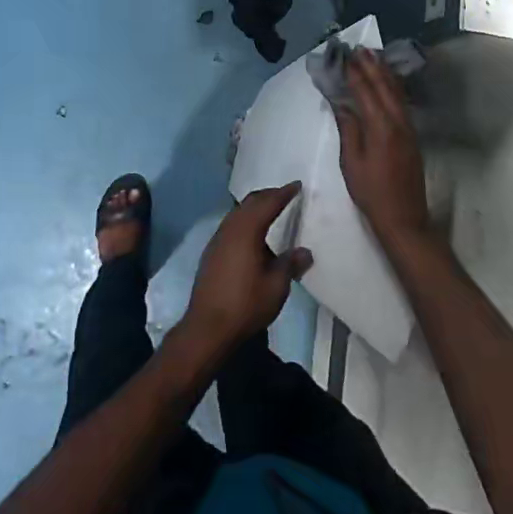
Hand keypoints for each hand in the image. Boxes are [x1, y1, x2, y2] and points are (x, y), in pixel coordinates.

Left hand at [180, 182, 312, 351]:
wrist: (207, 328)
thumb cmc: (245, 305)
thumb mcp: (276, 286)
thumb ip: (290, 264)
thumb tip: (305, 252)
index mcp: (247, 231)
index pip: (267, 203)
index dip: (283, 193)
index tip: (296, 185)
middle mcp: (230, 229)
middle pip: (250, 203)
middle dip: (268, 195)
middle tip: (285, 194)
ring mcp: (217, 240)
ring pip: (238, 213)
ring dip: (255, 208)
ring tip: (271, 212)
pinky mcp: (212, 253)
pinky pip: (232, 225)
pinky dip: (246, 221)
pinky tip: (254, 236)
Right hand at [335, 50, 430, 242]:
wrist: (404, 218)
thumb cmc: (371, 193)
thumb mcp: (351, 163)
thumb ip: (348, 130)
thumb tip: (341, 104)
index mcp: (381, 127)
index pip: (366, 92)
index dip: (355, 73)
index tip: (346, 56)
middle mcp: (398, 121)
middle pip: (384, 86)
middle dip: (372, 66)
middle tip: (360, 49)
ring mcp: (408, 127)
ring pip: (396, 92)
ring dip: (385, 73)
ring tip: (374, 57)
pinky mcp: (412, 135)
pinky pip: (402, 102)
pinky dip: (393, 87)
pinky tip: (388, 82)